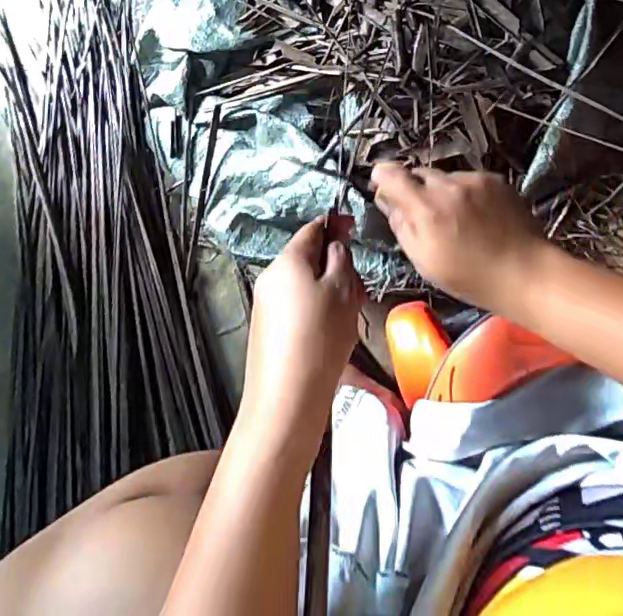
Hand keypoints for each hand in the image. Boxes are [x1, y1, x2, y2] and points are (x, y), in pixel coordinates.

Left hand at [240, 215, 361, 451]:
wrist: (286, 398)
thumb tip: (334, 244)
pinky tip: (330, 337)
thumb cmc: (320, 336)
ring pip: (305, 284)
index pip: (312, 228)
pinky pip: (297, 307)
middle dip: (335, 266)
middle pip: (308, 258)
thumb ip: (341, 257)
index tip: (353, 226)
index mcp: (287, 260)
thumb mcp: (343, 289)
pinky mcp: (267, 330)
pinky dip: (316, 312)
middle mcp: (270, 277)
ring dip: (329, 291)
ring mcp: (266, 304)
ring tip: (346, 319)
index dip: (334, 224)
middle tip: (356, 290)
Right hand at [371, 163, 554, 309]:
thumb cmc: (471, 277)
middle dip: (416, 190)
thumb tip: (386, 200)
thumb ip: (401, 226)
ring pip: (444, 178)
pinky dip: (465, 193)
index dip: (382, 176)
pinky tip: (477, 216)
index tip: (382, 184)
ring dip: (442, 192)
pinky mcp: (494, 179)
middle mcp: (447, 186)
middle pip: (418, 174)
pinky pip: (468, 180)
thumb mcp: (424, 261)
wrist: (527, 273)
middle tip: (425, 215)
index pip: (391, 174)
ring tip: (457, 220)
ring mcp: (474, 180)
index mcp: (426, 209)